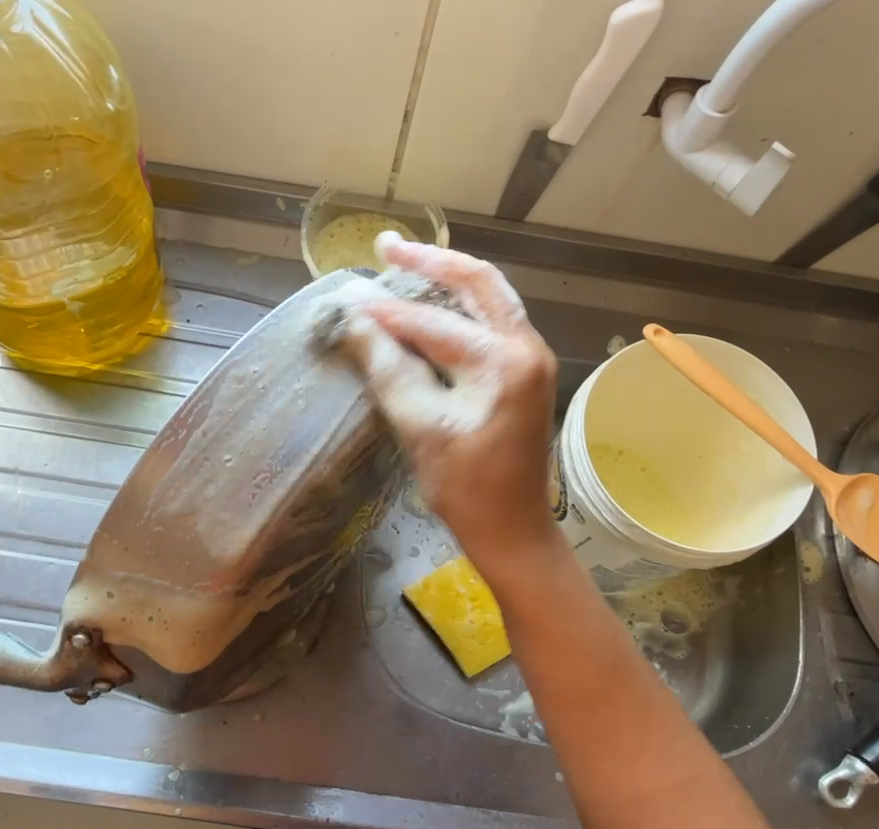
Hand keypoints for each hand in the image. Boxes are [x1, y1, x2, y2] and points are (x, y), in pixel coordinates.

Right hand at [341, 234, 562, 574]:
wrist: (514, 532)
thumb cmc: (467, 490)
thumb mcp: (421, 430)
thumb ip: (389, 370)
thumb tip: (354, 322)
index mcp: (505, 361)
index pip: (434, 322)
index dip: (385, 311)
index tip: (346, 298)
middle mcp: (527, 348)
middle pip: (477, 284)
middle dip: (429, 264)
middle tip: (385, 247)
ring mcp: (532, 360)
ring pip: (489, 299)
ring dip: (447, 280)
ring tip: (405, 265)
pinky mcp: (524, 375)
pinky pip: (492, 323)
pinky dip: (460, 308)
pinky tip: (432, 305)